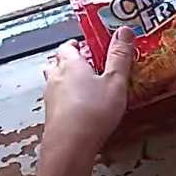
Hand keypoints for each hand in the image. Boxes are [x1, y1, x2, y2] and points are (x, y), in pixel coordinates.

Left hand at [41, 29, 133, 161]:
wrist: (70, 145)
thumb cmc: (94, 110)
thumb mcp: (115, 81)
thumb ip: (120, 56)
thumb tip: (125, 29)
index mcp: (71, 64)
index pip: (67, 47)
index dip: (76, 45)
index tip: (86, 45)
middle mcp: (55, 77)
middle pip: (56, 62)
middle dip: (67, 61)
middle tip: (83, 63)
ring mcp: (50, 97)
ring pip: (53, 81)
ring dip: (63, 79)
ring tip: (80, 85)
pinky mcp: (50, 116)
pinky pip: (55, 100)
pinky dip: (64, 98)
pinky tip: (76, 107)